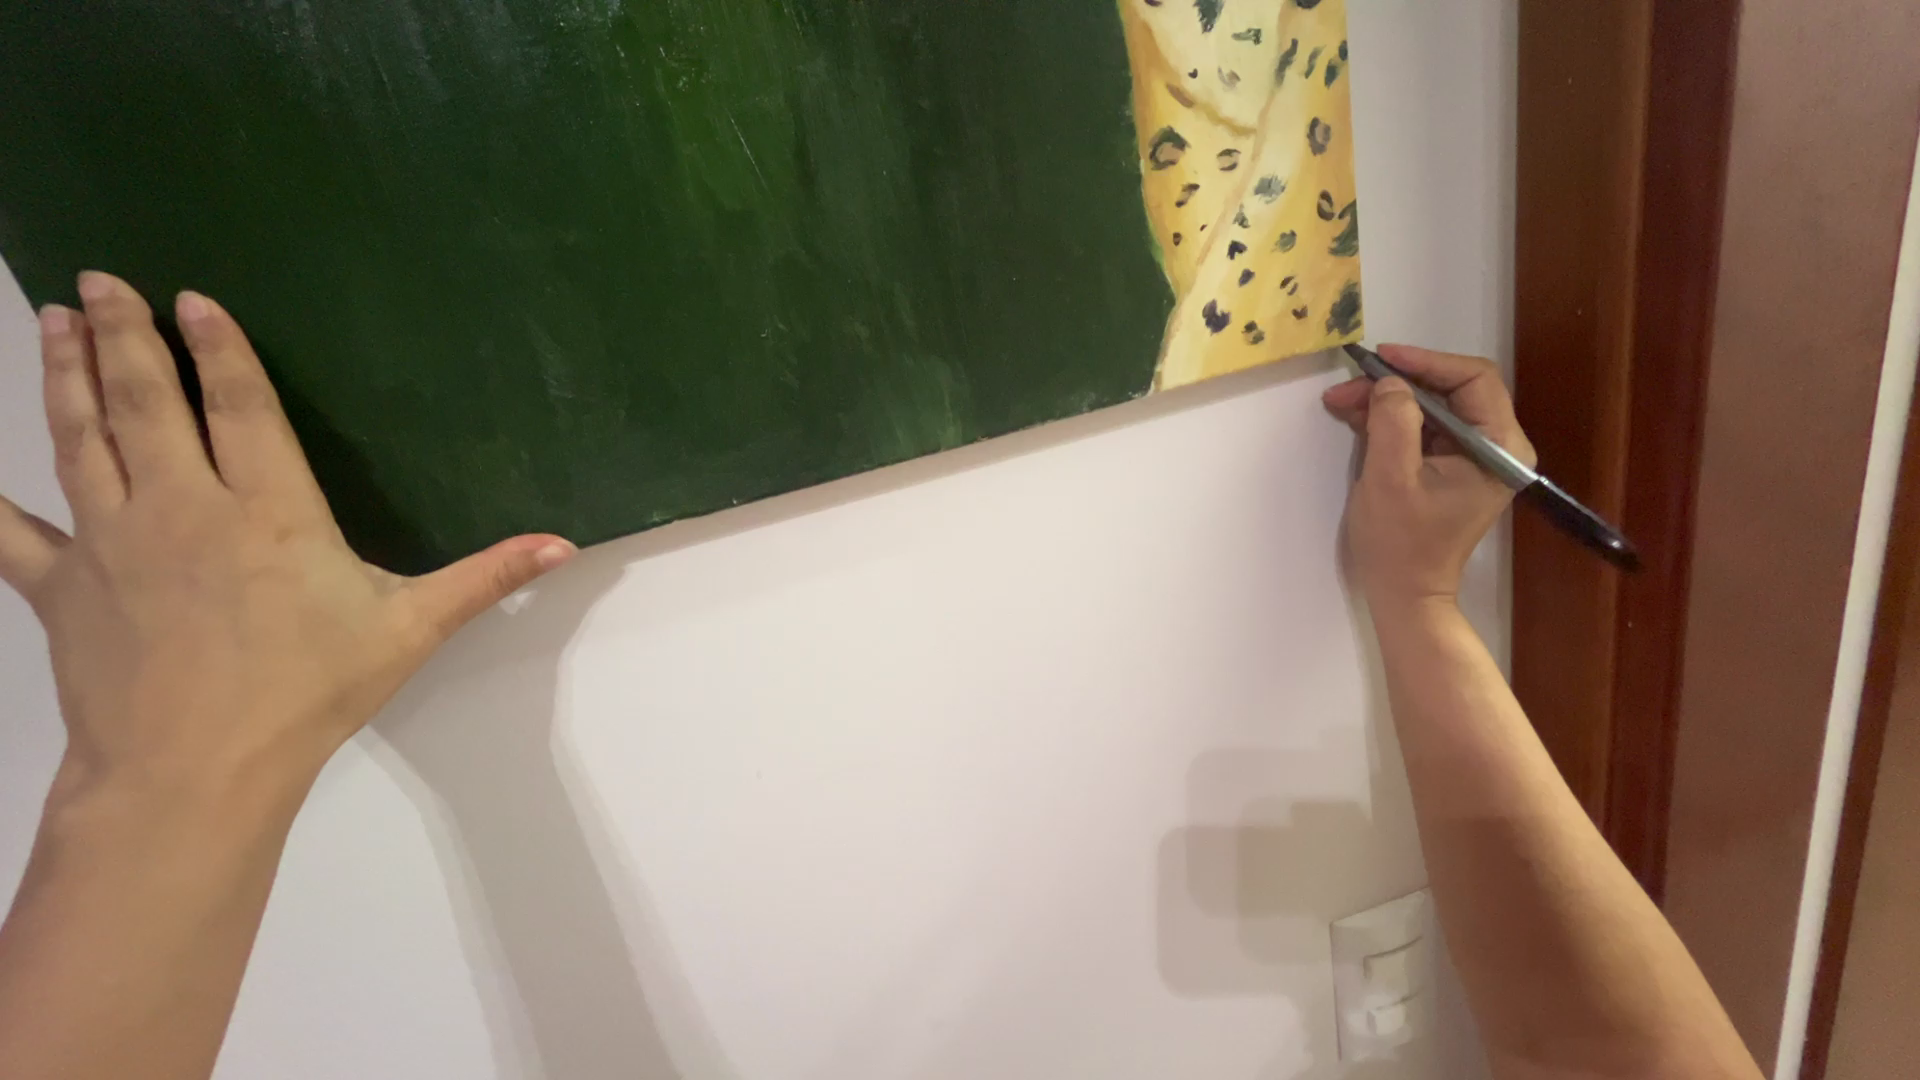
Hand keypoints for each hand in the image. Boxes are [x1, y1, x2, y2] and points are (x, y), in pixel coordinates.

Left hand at [0, 272, 574, 806]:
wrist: (197, 768)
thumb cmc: (316, 687)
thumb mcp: (417, 627)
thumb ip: (488, 576)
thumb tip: (563, 546)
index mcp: (271, 512)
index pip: (241, 411)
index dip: (219, 352)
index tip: (192, 300)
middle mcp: (183, 509)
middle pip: (146, 407)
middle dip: (125, 339)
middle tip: (101, 280)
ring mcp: (109, 543)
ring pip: (77, 441)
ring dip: (66, 377)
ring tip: (54, 321)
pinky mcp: (57, 586)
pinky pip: (6, 531)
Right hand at [1321, 344, 1534, 610]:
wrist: (1403, 592)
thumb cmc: (1401, 543)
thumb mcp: (1390, 479)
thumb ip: (1392, 423)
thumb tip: (1388, 383)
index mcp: (1500, 448)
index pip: (1474, 381)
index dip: (1427, 362)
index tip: (1382, 358)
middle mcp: (1495, 447)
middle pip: (1450, 392)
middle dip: (1398, 384)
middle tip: (1348, 386)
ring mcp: (1471, 458)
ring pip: (1431, 409)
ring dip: (1386, 401)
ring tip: (1342, 401)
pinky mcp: (1447, 468)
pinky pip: (1421, 430)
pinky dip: (1388, 420)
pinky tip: (1355, 416)